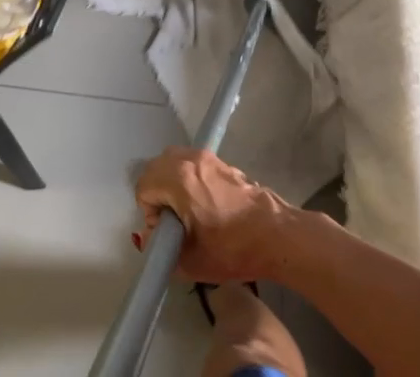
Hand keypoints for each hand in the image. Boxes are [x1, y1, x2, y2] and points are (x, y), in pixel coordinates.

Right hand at [135, 148, 296, 282]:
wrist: (276, 235)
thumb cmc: (231, 249)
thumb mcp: (189, 261)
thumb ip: (160, 251)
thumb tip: (150, 240)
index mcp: (177, 179)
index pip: (143, 187)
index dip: (149, 213)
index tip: (167, 232)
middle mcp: (189, 160)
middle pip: (156, 168)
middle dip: (156, 193)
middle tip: (173, 221)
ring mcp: (208, 158)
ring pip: (174, 161)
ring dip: (171, 183)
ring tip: (187, 211)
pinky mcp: (223, 162)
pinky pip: (193, 164)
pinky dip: (189, 179)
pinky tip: (205, 204)